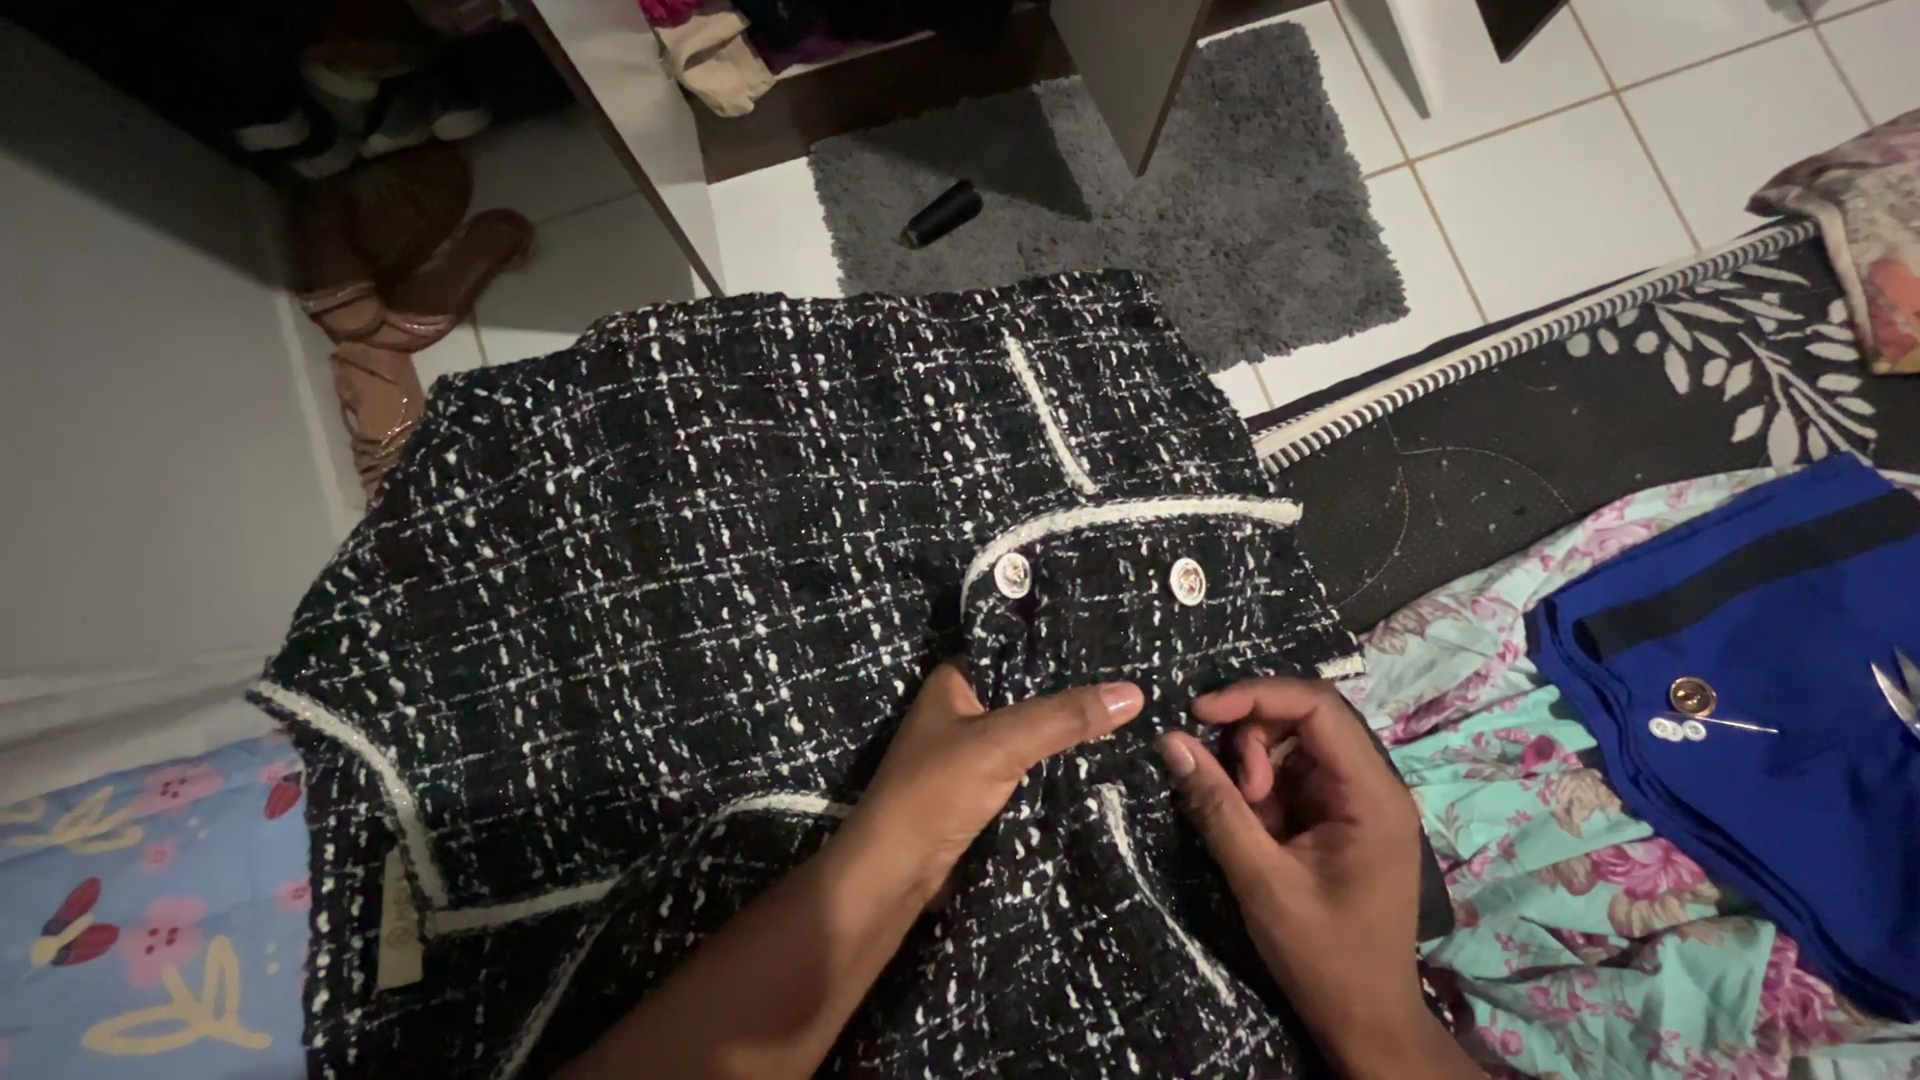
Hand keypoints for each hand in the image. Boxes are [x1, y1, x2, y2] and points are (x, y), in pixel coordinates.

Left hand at [844, 662, 1142, 905]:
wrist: (894, 875)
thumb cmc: (935, 792)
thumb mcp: (1001, 744)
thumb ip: (1063, 717)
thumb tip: (1133, 692)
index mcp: (956, 681)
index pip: (1017, 652)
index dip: (1062, 653)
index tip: (1117, 651)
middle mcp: (964, 709)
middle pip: (1029, 695)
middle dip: (1073, 698)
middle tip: (1137, 688)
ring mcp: (973, 752)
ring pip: (1032, 735)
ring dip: (1068, 736)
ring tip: (1134, 720)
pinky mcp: (984, 790)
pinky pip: (1030, 769)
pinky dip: (1057, 768)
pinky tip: (1102, 762)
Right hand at [1156, 678, 1469, 1078]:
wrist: (1365, 1021)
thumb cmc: (1323, 956)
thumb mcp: (1260, 880)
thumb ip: (1216, 806)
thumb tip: (1170, 740)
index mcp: (1370, 795)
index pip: (1317, 707)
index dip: (1254, 695)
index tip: (1200, 712)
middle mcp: (1370, 785)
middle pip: (1302, 718)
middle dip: (1251, 739)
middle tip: (1232, 790)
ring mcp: (1354, 800)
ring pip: (1290, 743)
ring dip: (1252, 766)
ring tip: (1246, 820)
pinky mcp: (1336, 816)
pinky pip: (1289, 774)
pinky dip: (1259, 789)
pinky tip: (1255, 827)